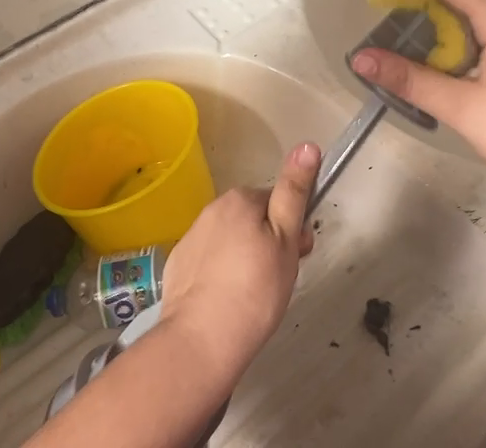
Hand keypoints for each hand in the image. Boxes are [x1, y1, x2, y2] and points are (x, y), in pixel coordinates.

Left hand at [158, 142, 319, 376]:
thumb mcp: (286, 239)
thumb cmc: (255, 289)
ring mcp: (191, 237)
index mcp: (240, 199)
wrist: (201, 340)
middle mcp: (211, 210)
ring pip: (230, 240)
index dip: (292, 228)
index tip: (299, 256)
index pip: (276, 202)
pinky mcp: (178, 265)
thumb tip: (307, 145)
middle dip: (267, 242)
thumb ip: (294, 192)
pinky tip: (226, 300)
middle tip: (277, 279)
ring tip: (252, 295)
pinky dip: (220, 274)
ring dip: (244, 257)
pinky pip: (208, 261)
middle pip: (252, 219)